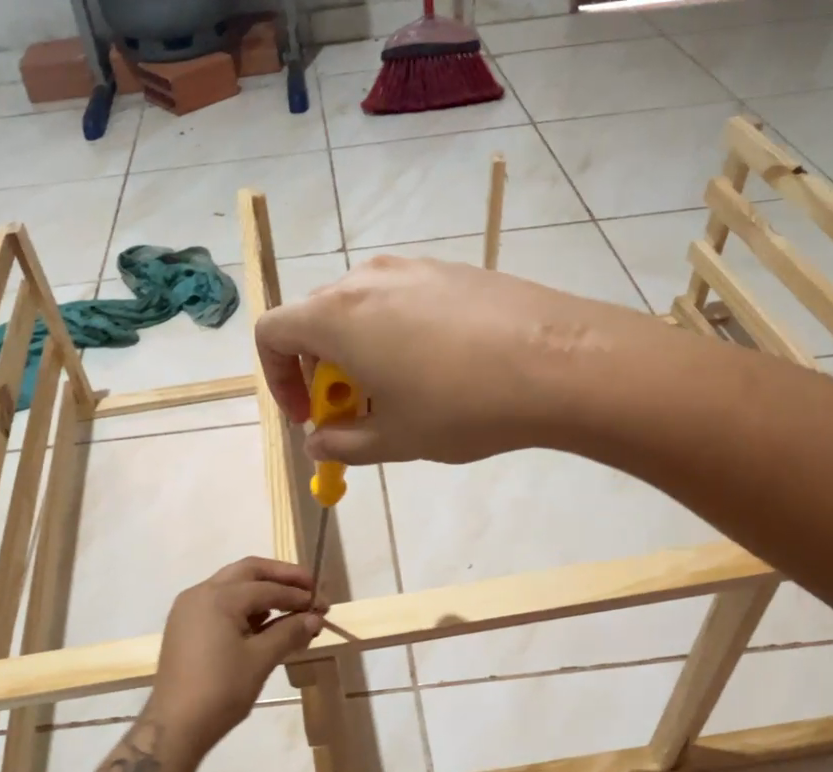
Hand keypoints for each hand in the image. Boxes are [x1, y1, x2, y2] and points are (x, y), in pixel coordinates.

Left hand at [145, 557, 323, 744]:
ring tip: (293, 608)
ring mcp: (189, 609)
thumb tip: (315, 618)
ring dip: (263, 592)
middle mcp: (200, 593)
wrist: (176, 726)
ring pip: (233, 586)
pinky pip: (220, 605)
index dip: (299, 595)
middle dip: (281, 577)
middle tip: (309, 588)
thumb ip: (289, 632)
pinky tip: (267, 622)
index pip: (268, 587)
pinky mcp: (186, 627)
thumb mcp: (261, 660)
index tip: (324, 605)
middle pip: (248, 571)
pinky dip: (245, 608)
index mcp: (218, 597)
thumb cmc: (221, 690)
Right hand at [255, 255, 653, 464]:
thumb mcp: (395, 439)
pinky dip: (395, 334)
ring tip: (396, 394)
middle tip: (350, 412)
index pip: (272, 333)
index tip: (309, 417)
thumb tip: (317, 441)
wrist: (560, 363)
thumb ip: (342, 442)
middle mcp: (366, 280)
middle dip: (319, 370)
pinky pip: (402, 301)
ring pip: (361, 309)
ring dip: (358, 352)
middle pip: (315, 318)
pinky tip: (438, 370)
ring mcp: (413, 268)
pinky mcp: (452, 270)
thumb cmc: (462, 407)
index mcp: (337, 316)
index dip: (278, 380)